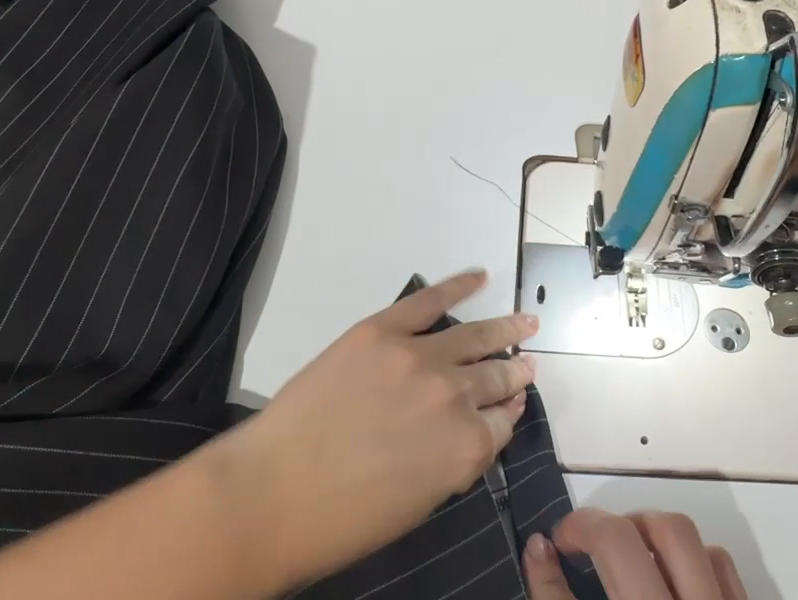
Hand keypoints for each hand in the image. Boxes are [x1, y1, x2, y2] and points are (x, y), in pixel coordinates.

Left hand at [212, 270, 536, 588]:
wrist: (270, 494)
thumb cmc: (343, 520)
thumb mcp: (419, 503)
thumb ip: (457, 462)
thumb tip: (478, 429)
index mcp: (467, 447)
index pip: (503, 423)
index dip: (508, 413)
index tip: (513, 403)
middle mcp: (454, 396)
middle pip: (496, 376)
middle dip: (515, 372)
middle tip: (527, 364)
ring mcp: (419, 357)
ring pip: (475, 336)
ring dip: (504, 328)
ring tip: (524, 322)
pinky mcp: (382, 331)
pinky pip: (429, 300)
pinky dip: (457, 286)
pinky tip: (478, 277)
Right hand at [525, 509, 749, 598]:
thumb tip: (539, 550)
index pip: (613, 546)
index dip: (576, 530)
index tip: (557, 540)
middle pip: (664, 531)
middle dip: (616, 527)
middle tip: (589, 545)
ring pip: (699, 544)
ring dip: (656, 537)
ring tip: (630, 559)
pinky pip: (724, 569)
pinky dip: (693, 561)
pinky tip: (670, 578)